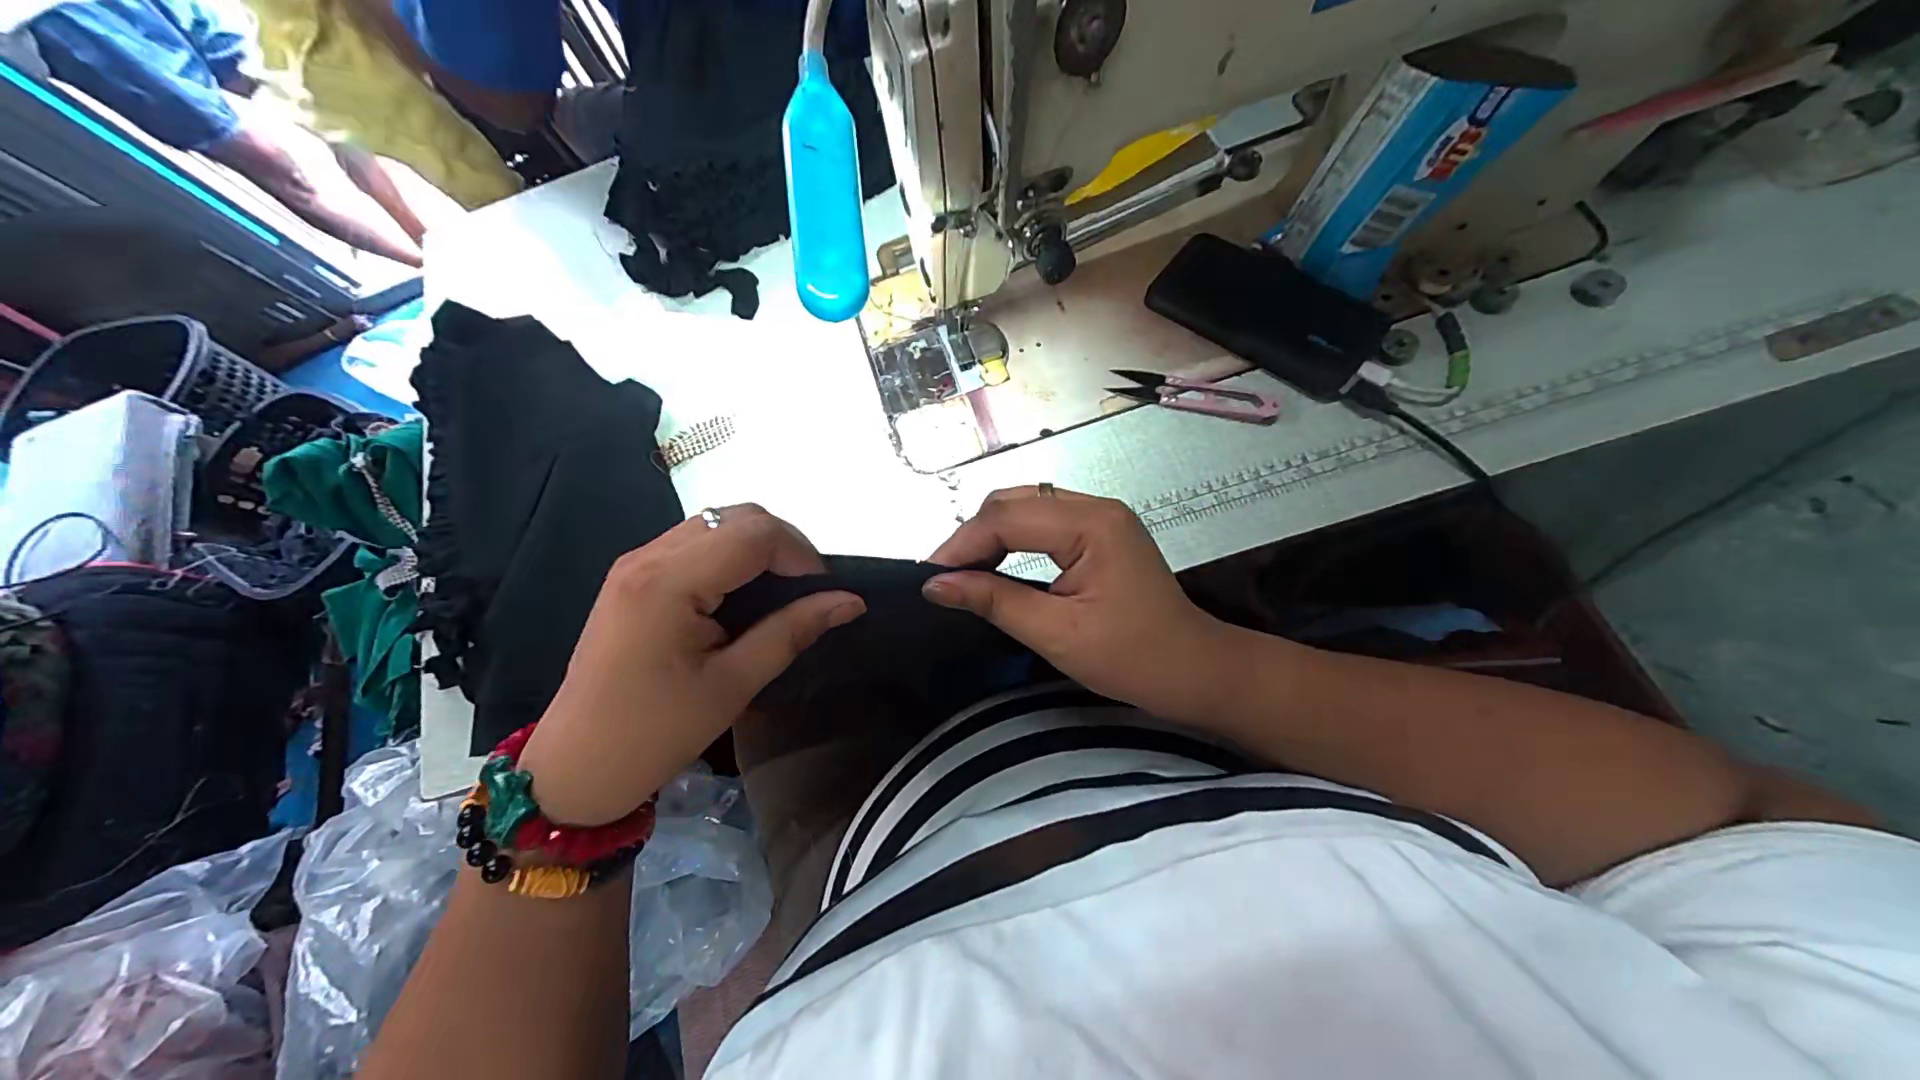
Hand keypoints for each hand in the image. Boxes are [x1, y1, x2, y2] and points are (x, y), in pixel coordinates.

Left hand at [518, 506, 864, 824]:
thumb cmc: (655, 733)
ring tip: (782, 594)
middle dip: (784, 545)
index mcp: (668, 582)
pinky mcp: (633, 576)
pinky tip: (744, 596)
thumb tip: (850, 602)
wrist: (576, 766)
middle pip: (736, 517)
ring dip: (758, 547)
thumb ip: (793, 631)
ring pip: (716, 524)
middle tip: (808, 593)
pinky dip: (731, 556)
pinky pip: (695, 543)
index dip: (802, 555)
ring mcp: (636, 563)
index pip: (754, 534)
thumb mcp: (733, 684)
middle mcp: (648, 557)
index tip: (825, 594)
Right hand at [923, 486, 1245, 723]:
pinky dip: (1011, 540)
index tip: (929, 577)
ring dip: (989, 535)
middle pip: (1014, 502)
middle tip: (943, 577)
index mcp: (1091, 524)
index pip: (1007, 517)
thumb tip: (936, 585)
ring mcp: (1100, 517)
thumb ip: (995, 601)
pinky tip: (994, 564)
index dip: (962, 544)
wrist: (1193, 671)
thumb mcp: (1057, 633)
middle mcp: (1096, 507)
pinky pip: (1042, 523)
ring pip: (1026, 508)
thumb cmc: (1132, 658)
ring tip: (961, 572)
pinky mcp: (1100, 533)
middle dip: (972, 535)